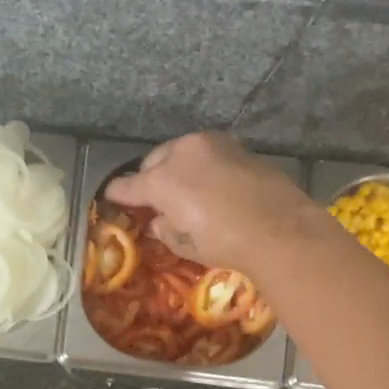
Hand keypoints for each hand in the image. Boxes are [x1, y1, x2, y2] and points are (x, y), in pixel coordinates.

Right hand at [103, 133, 315, 272]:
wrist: (278, 229)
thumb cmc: (221, 242)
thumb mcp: (182, 243)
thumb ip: (164, 228)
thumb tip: (159, 220)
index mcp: (161, 178)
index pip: (127, 185)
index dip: (117, 194)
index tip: (110, 197)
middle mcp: (183, 152)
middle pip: (154, 161)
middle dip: (149, 177)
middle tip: (152, 199)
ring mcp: (213, 145)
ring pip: (182, 153)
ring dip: (176, 169)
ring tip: (180, 192)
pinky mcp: (238, 148)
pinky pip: (207, 156)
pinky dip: (201, 169)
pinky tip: (207, 189)